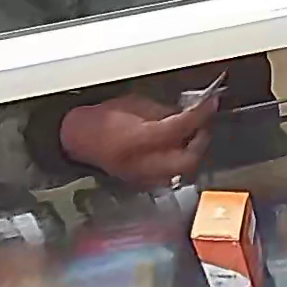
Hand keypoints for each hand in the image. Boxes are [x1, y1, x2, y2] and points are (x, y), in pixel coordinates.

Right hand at [59, 93, 217, 187]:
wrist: (75, 138)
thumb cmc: (100, 117)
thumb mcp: (134, 103)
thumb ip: (163, 111)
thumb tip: (187, 112)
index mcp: (139, 139)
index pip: (181, 128)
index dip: (200, 114)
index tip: (211, 104)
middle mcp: (142, 163)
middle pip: (188, 159)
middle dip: (201, 140)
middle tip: (204, 123)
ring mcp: (141, 177)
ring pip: (181, 171)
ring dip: (192, 152)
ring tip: (193, 135)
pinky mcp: (140, 182)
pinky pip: (169, 176)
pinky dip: (178, 162)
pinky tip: (177, 149)